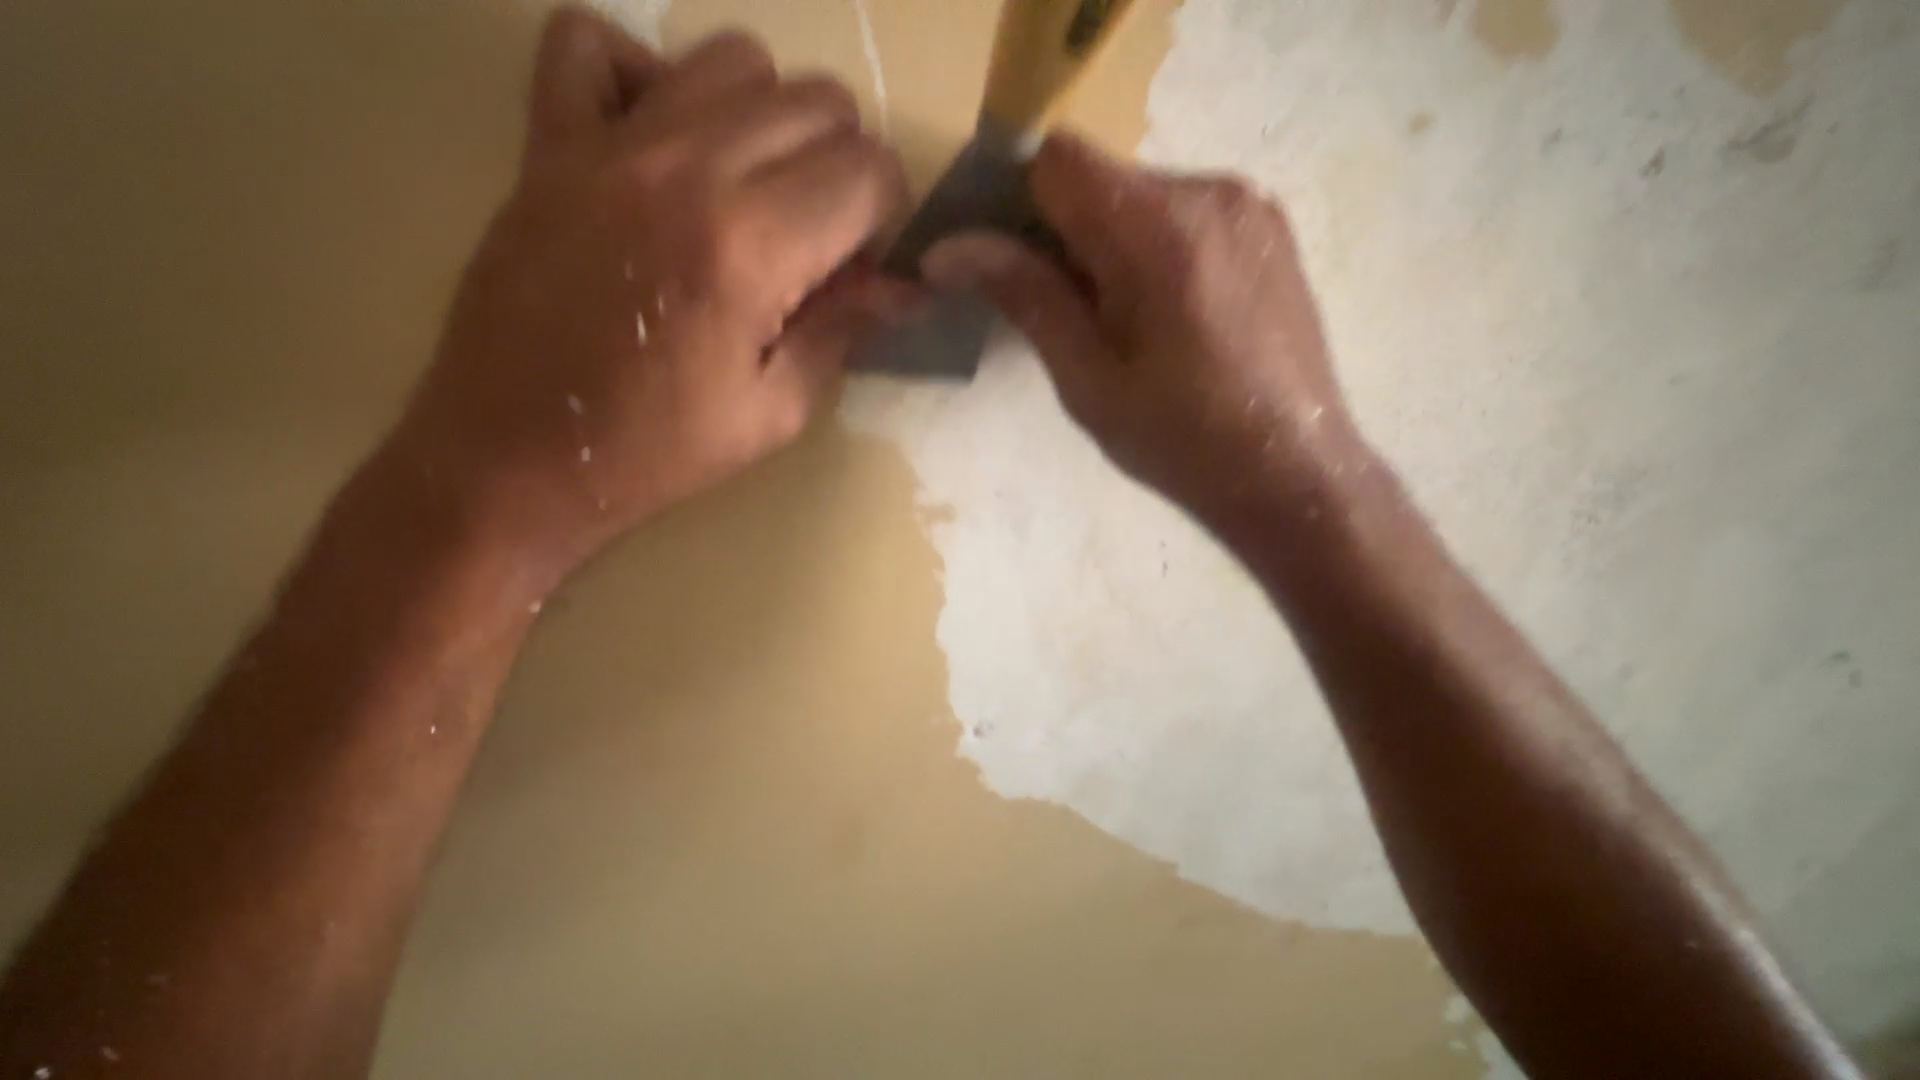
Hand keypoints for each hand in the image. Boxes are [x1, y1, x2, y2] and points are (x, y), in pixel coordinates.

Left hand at [394, 9, 911, 573]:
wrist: (509, 457)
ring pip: (734, 58)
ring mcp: (611, 143)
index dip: (889, 217)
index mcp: (751, 247)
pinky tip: (656, 137)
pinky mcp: (548, 142)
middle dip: (843, 165)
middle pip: (819, 101)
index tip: (863, 263)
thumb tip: (899, 287)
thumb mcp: (774, 412)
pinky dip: (639, 72)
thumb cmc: (653, 451)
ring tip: (749, 183)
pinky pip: (593, 43)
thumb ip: (843, 330)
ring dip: (767, 115)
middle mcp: (689, 169)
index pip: (871, 171)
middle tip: (816, 232)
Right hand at [923, 134, 1363, 525]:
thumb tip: (948, 248)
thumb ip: (1025, 296)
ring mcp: (1251, 205)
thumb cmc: (1181, 440)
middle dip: (1068, 232)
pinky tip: (1172, 315)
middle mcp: (1211, 191)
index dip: (1020, 206)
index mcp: (1161, 230)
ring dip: (1113, 241)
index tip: (1017, 266)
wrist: (1294, 473)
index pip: (1058, 160)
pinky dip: (1156, 245)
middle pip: (1101, 177)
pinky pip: (1185, 211)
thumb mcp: (1087, 379)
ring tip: (1130, 323)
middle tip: (1074, 314)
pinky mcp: (1271, 227)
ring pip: (1142, 194)